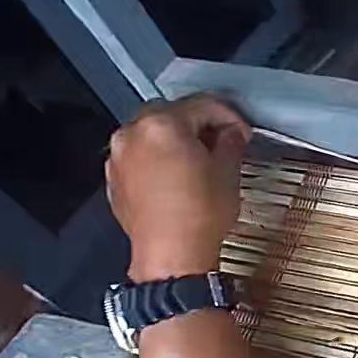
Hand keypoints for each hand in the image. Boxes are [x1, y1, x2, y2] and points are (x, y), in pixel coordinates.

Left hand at [106, 94, 251, 281]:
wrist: (172, 252)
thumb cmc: (201, 212)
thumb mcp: (228, 172)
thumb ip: (230, 143)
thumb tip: (232, 133)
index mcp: (163, 125)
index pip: (203, 105)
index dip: (230, 116)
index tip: (243, 132)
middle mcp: (133, 133)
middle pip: (171, 112)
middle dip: (198, 123)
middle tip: (223, 141)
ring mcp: (118, 154)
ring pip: (152, 132)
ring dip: (176, 138)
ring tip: (201, 159)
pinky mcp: (114, 175)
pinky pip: (140, 153)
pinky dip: (160, 156)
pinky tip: (179, 176)